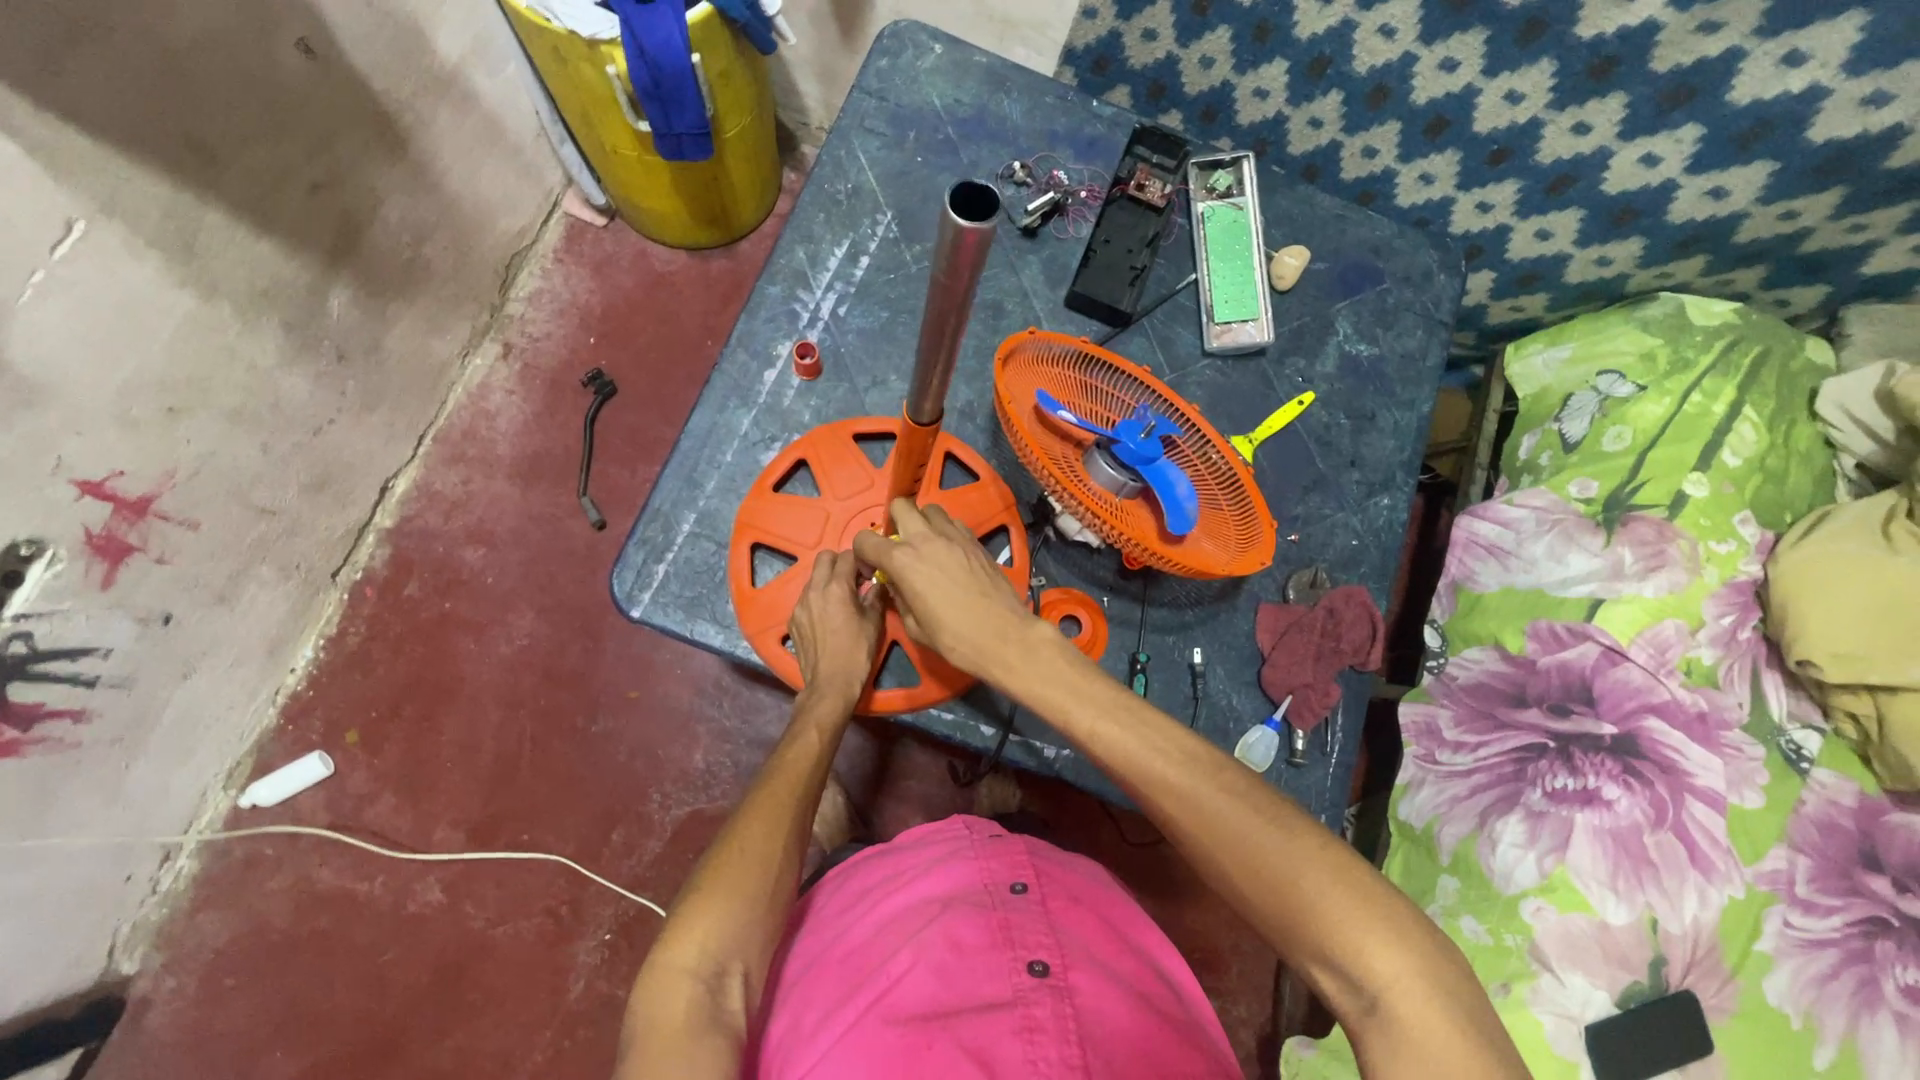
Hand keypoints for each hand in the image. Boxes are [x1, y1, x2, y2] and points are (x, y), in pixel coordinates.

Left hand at [788, 550, 883, 707]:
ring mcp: (799, 604)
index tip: (868, 574)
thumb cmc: (857, 652)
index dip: (860, 560)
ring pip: (812, 578)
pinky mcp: (792, 619)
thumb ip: (876, 596)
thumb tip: (878, 582)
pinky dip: (817, 599)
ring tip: (840, 600)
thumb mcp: (874, 623)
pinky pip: (805, 598)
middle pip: (823, 558)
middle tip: (852, 580)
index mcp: (836, 587)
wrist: (830, 684)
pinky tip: (826, 618)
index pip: (847, 555)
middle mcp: (814, 590)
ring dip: (827, 580)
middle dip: (839, 562)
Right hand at [851, 499, 1040, 677]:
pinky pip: (954, 522)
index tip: (872, 568)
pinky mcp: (975, 540)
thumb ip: (898, 598)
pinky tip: (950, 552)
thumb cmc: (953, 638)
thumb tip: (895, 584)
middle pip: (900, 505)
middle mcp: (925, 539)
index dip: (863, 553)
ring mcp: (953, 535)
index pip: (865, 539)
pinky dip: (946, 530)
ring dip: (923, 522)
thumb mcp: (914, 626)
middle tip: (900, 546)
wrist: (1002, 635)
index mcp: (902, 561)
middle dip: (894, 521)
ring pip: (930, 509)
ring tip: (927, 546)